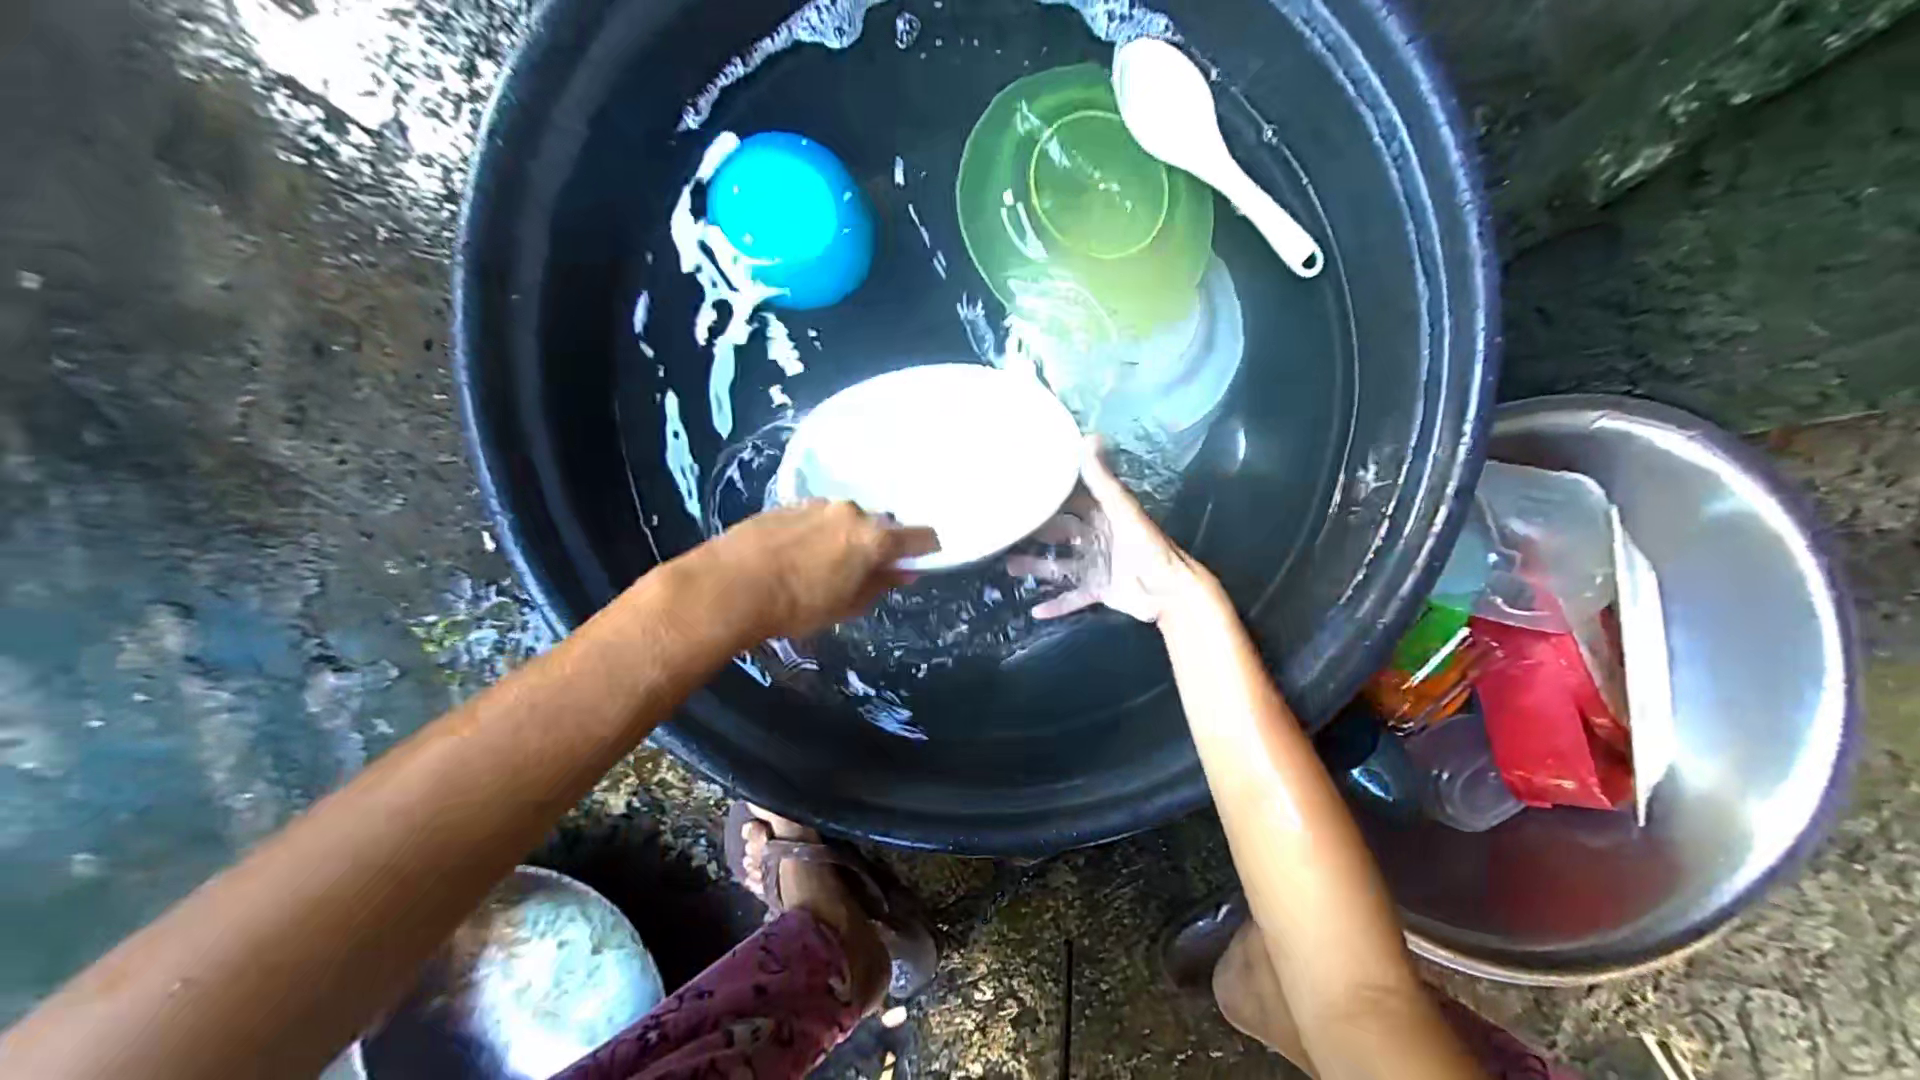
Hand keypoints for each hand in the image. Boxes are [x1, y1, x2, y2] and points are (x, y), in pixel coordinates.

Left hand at [690, 499, 938, 639]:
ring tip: (825, 563)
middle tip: (865, 569)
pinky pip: (817, 517)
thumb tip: (902, 571)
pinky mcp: (788, 504)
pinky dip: (818, 532)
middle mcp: (851, 511)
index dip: (924, 548)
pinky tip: (798, 554)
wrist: (730, 585)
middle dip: (878, 543)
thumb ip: (880, 584)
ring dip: (845, 536)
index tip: (921, 560)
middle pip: (879, 524)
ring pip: (845, 518)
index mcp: (873, 537)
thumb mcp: (848, 606)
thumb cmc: (797, 605)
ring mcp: (817, 504)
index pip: (918, 536)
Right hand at [1007, 438, 1215, 623]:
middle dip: (1037, 534)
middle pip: (1060, 535)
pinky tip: (1036, 610)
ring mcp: (1097, 566)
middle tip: (1007, 531)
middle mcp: (1097, 539)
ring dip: (1037, 567)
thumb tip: (1087, 438)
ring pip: (1060, 566)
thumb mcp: (1123, 510)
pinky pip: (1073, 597)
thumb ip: (1102, 480)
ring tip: (1009, 567)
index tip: (1023, 490)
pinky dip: (1057, 605)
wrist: (1170, 591)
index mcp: (1104, 516)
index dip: (1050, 496)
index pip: (1072, 501)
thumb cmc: (1148, 547)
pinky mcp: (1099, 591)